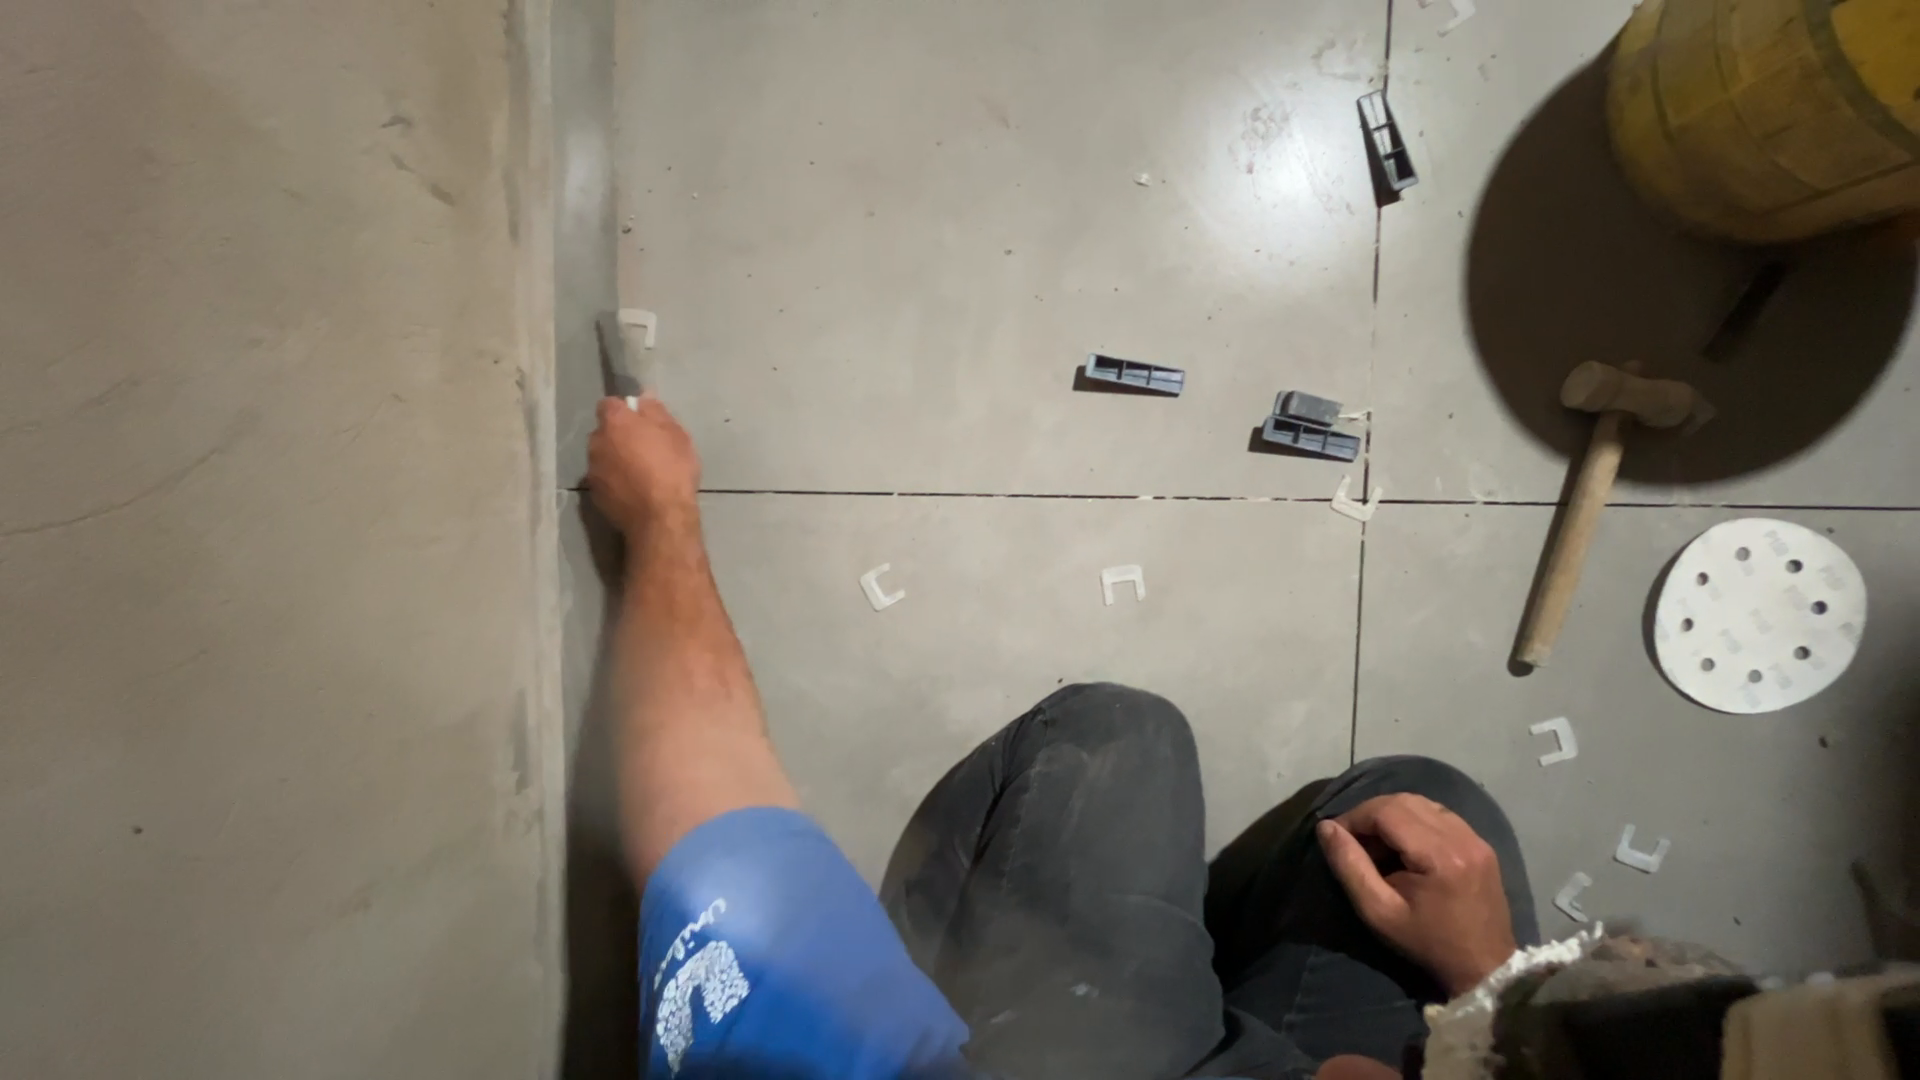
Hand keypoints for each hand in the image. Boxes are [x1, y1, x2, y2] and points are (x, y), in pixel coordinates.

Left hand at [587, 394, 700, 534]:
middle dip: (619, 435)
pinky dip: (616, 481)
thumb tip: (644, 397)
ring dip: (616, 458)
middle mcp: (596, 442)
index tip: (642, 420)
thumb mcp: (677, 435)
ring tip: (640, 473)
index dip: (625, 410)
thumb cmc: (673, 469)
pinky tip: (635, 491)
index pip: (609, 403)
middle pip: (605, 431)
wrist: (660, 517)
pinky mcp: (595, 494)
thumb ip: (656, 412)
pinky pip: (605, 479)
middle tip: (645, 448)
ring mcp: (593, 469)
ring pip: (603, 456)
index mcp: (615, 422)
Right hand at [1316, 794, 1516, 995]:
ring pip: (1420, 803)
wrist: (1484, 969)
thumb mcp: (1377, 911)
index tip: (1337, 836)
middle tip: (1355, 839)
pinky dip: (1413, 819)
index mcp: (1439, 856)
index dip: (1354, 817)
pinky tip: (1404, 844)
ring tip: (1378, 842)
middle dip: (1370, 814)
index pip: (1385, 811)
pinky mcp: (1480, 844)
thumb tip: (1326, 827)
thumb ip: (1349, 865)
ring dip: (1391, 814)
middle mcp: (1462, 838)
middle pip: (1402, 801)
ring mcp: (1476, 839)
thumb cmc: (1426, 942)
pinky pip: (1438, 814)